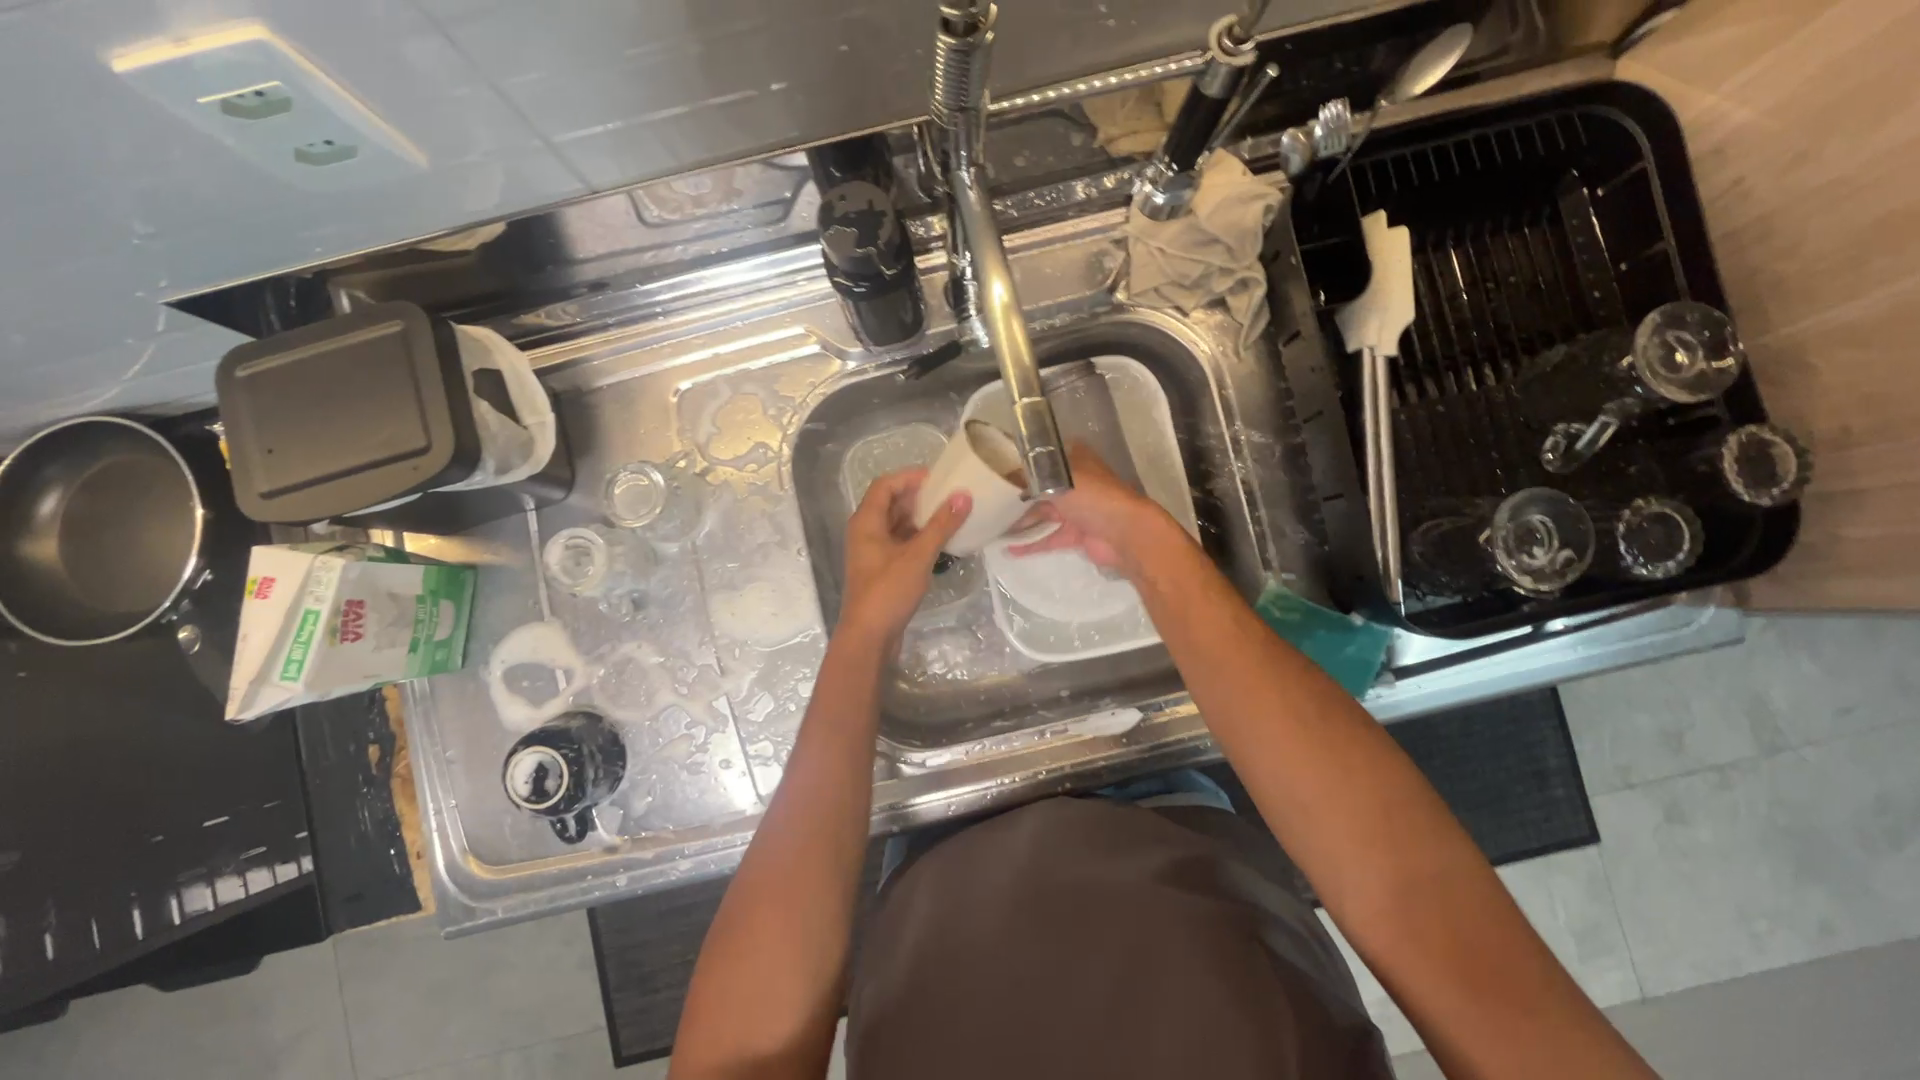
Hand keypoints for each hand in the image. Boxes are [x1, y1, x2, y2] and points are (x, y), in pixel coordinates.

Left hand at [839, 468, 971, 642]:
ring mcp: (873, 552)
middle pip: (891, 503)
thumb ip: (941, 525)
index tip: (939, 477)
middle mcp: (865, 532)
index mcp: (866, 522)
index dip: (909, 477)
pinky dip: (919, 537)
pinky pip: (901, 543)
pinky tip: (942, 541)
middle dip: (919, 497)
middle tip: (950, 494)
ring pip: (897, 524)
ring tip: (951, 514)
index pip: (885, 485)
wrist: (868, 637)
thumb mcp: (917, 556)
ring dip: (921, 518)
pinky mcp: (882, 569)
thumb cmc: (888, 591)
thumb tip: (963, 496)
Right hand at [1005, 444, 1177, 573]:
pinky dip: (1030, 543)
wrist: (1125, 533)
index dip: (1017, 463)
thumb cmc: (1091, 495)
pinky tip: (1008, 550)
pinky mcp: (1076, 534)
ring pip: (1041, 514)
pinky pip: (1048, 538)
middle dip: (1015, 497)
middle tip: (985, 502)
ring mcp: (1076, 509)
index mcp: (1073, 459)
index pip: (1040, 457)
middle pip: (1038, 488)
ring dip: (1019, 522)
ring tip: (991, 527)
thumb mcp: (1054, 478)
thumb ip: (1026, 477)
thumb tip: (1000, 476)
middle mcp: (1074, 481)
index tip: (991, 471)